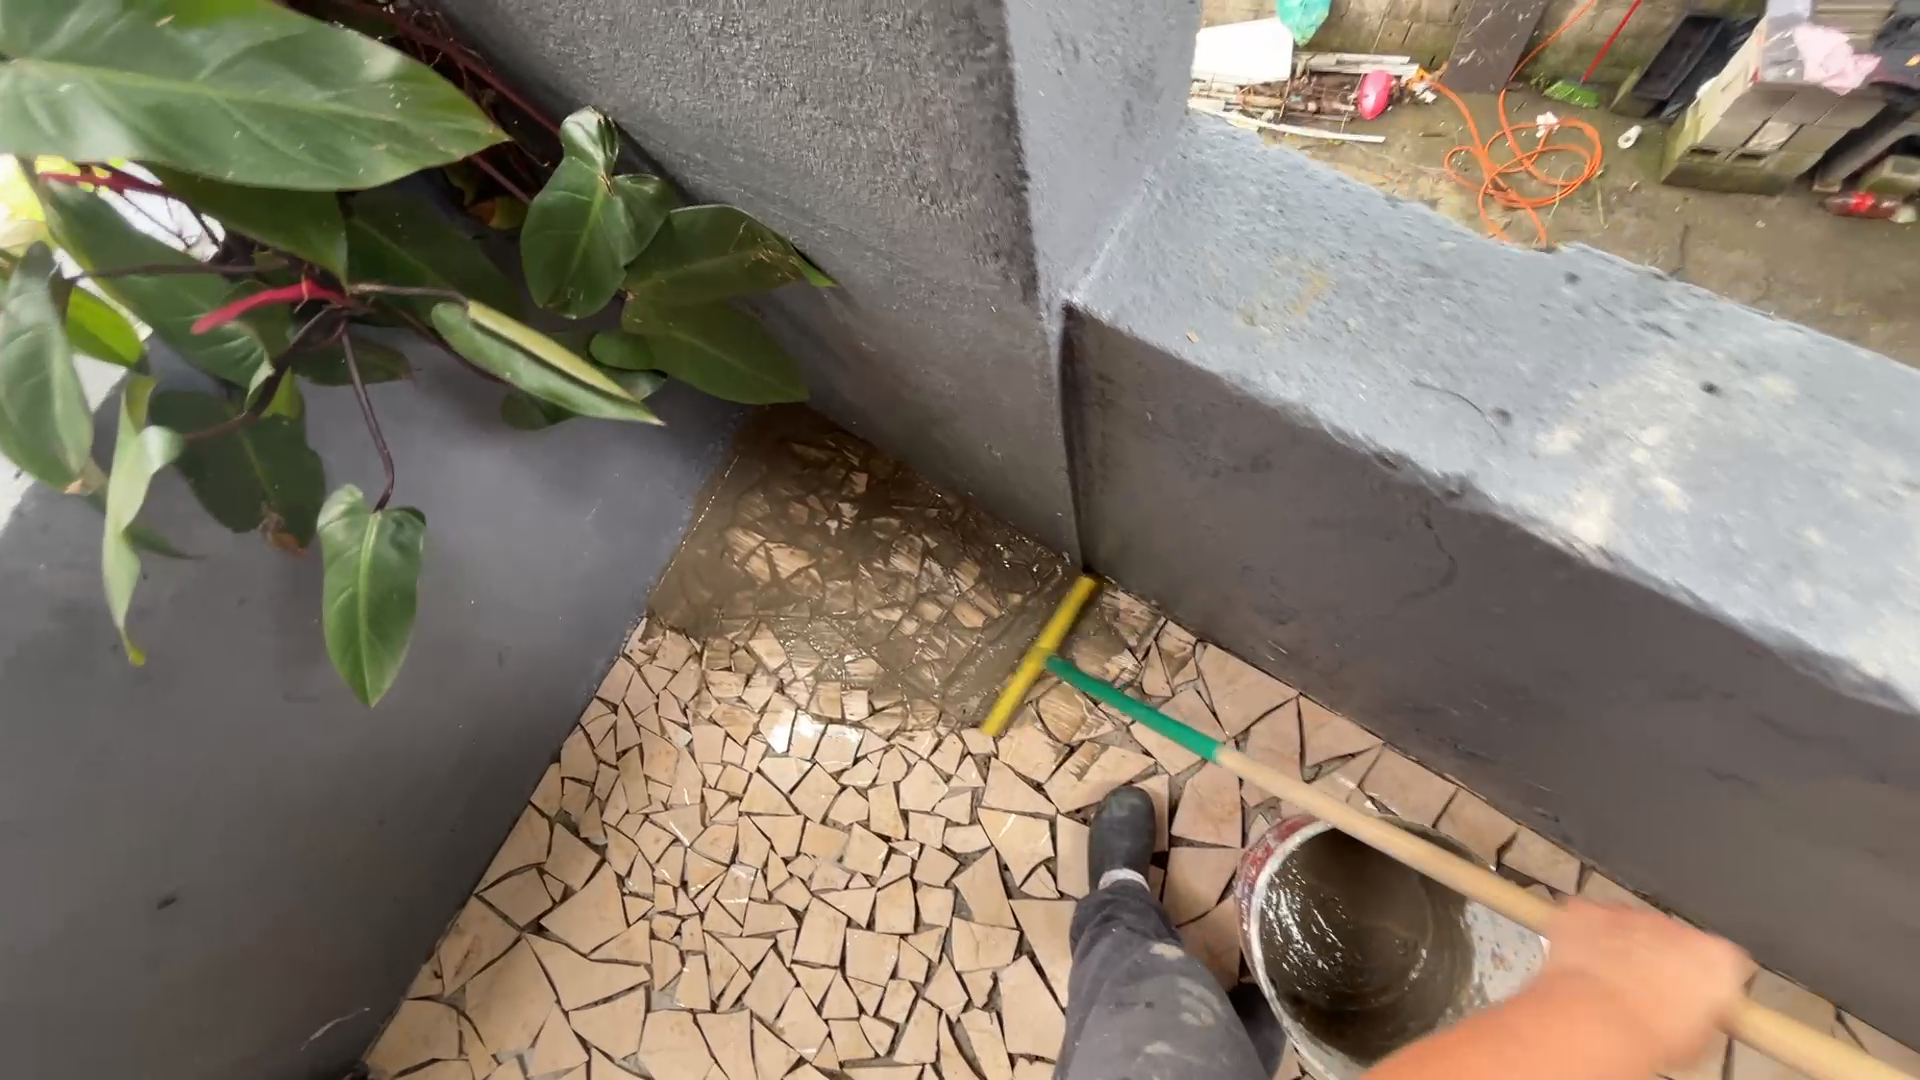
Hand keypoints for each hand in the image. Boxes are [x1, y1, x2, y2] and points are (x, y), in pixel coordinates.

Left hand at [1542, 899, 1754, 1070]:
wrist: (1599, 1017)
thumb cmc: (1658, 1036)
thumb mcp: (1703, 1034)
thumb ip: (1703, 1005)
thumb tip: (1690, 1004)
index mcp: (1717, 957)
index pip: (1719, 959)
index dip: (1703, 976)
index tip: (1692, 992)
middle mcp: (1673, 925)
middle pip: (1669, 936)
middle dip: (1659, 954)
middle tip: (1644, 984)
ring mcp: (1624, 912)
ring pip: (1626, 924)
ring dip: (1620, 942)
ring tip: (1607, 974)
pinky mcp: (1583, 908)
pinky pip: (1586, 917)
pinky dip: (1582, 932)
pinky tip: (1580, 957)